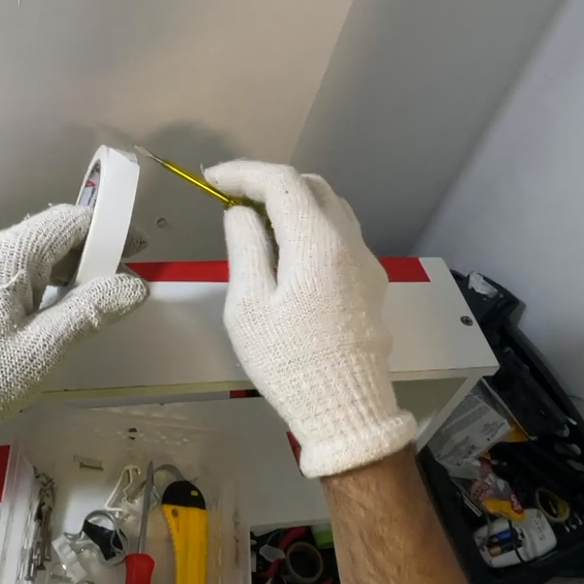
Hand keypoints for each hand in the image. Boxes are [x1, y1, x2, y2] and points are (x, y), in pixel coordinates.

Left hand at [0, 205, 148, 511]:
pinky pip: (10, 275)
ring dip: (65, 273)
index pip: (68, 221)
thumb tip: (134, 284)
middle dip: (89, 255)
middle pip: (48, 236)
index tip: (138, 249)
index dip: (108, 229)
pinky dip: (40, 286)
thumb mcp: (42, 351)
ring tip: (91, 306)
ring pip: (30, 256)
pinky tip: (51, 317)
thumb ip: (91, 311)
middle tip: (119, 287)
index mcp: (2, 256)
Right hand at [202, 161, 415, 477]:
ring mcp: (366, 261)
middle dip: (269, 182)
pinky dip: (311, 222)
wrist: (346, 410)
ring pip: (331, 205)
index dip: (243, 173)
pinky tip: (290, 249)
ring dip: (294, 200)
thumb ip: (245, 248)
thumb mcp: (250, 306)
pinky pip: (341, 232)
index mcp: (317, 243)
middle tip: (233, 198)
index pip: (282, 182)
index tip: (212, 180)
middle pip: (311, 185)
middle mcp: (349, 241)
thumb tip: (242, 213)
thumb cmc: (289, 361)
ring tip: (259, 220)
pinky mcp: (371, 280)